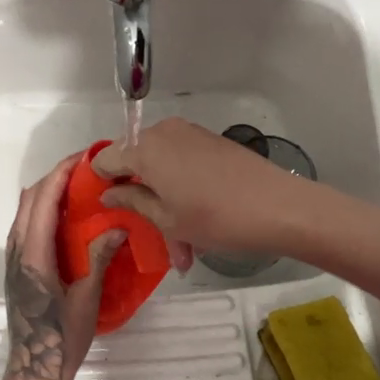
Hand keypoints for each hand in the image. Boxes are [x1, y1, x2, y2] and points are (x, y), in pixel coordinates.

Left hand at [4, 154, 126, 379]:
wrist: (34, 370)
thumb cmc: (62, 338)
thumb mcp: (87, 299)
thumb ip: (99, 259)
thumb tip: (120, 225)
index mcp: (33, 255)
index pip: (42, 200)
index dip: (60, 174)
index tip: (84, 158)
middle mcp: (18, 250)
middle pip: (30, 199)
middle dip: (55, 177)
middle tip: (87, 169)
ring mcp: (14, 259)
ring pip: (25, 211)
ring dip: (47, 192)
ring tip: (79, 187)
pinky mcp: (17, 267)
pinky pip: (25, 225)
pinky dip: (42, 210)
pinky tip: (67, 217)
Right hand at [90, 118, 310, 258]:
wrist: (278, 207)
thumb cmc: (214, 218)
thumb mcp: (166, 219)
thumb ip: (132, 201)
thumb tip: (110, 193)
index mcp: (144, 149)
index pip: (105, 159)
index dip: (101, 183)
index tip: (106, 209)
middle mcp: (164, 132)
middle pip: (136, 162)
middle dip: (141, 198)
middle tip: (151, 235)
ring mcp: (191, 134)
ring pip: (164, 168)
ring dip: (167, 203)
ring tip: (184, 247)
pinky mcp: (212, 142)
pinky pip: (184, 165)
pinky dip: (185, 191)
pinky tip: (199, 227)